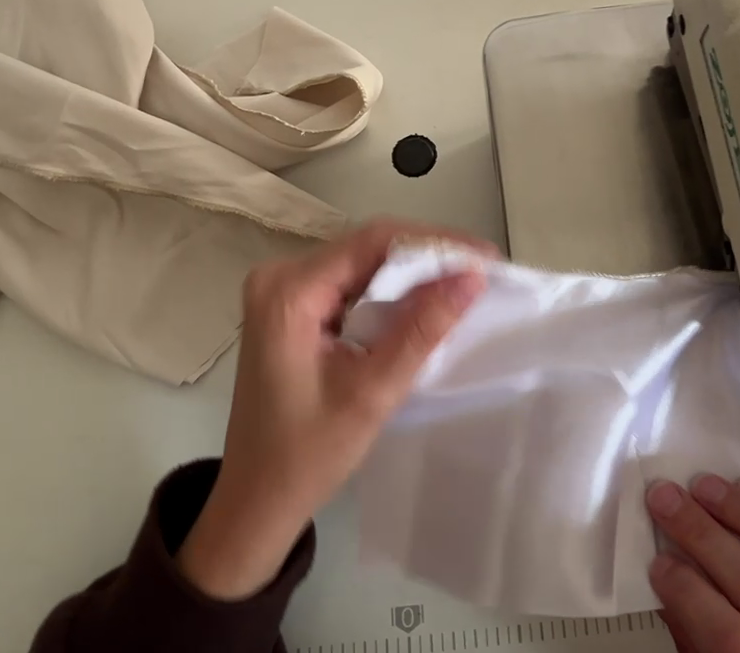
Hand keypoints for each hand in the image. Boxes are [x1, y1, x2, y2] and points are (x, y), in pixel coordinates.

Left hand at [177, 219, 494, 598]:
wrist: (255, 497)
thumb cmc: (308, 454)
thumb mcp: (372, 392)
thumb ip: (422, 330)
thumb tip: (472, 277)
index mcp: (288, 292)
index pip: (372, 242)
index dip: (433, 242)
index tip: (483, 256)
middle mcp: (279, 276)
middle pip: (366, 246)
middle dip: (426, 255)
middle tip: (481, 268)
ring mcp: (282, 289)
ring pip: (362, 261)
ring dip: (412, 271)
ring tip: (463, 280)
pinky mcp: (291, 305)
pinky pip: (350, 282)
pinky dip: (389, 290)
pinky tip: (424, 299)